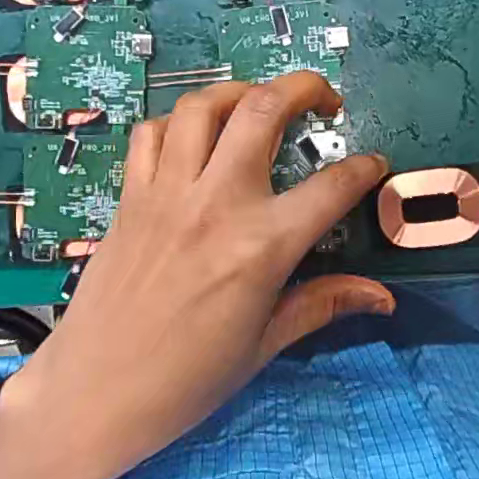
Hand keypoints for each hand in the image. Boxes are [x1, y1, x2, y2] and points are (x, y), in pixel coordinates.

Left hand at [0, 71, 392, 478]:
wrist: (96, 391)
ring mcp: (166, 194)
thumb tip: (382, 298)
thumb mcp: (264, 345)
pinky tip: (193, 141)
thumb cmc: (187, 381)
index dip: (364, 169)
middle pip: (263, 110)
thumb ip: (322, 304)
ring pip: (201, 107)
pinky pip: (150, 135)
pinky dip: (176, 123)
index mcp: (261, 247)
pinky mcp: (129, 198)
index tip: (374, 164)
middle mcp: (215, 204)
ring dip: (238, 92)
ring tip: (257, 107)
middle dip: (304, 87)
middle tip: (322, 100)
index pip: (331, 188)